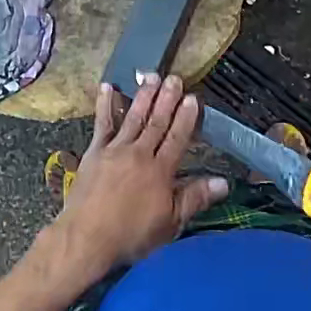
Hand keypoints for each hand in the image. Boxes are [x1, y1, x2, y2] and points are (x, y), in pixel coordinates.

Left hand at [42, 75, 228, 283]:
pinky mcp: (94, 151)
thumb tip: (223, 181)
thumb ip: (195, 198)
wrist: (87, 235)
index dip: (186, 118)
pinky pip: (102, 123)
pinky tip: (107, 87)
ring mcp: (114, 149)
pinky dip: (105, 104)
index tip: (193, 98)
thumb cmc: (132, 235)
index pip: (177, 138)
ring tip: (151, 75)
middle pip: (156, 122)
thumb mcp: (170, 223)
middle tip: (174, 78)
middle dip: (167, 99)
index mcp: (160, 171)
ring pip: (133, 117)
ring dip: (143, 95)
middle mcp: (139, 154)